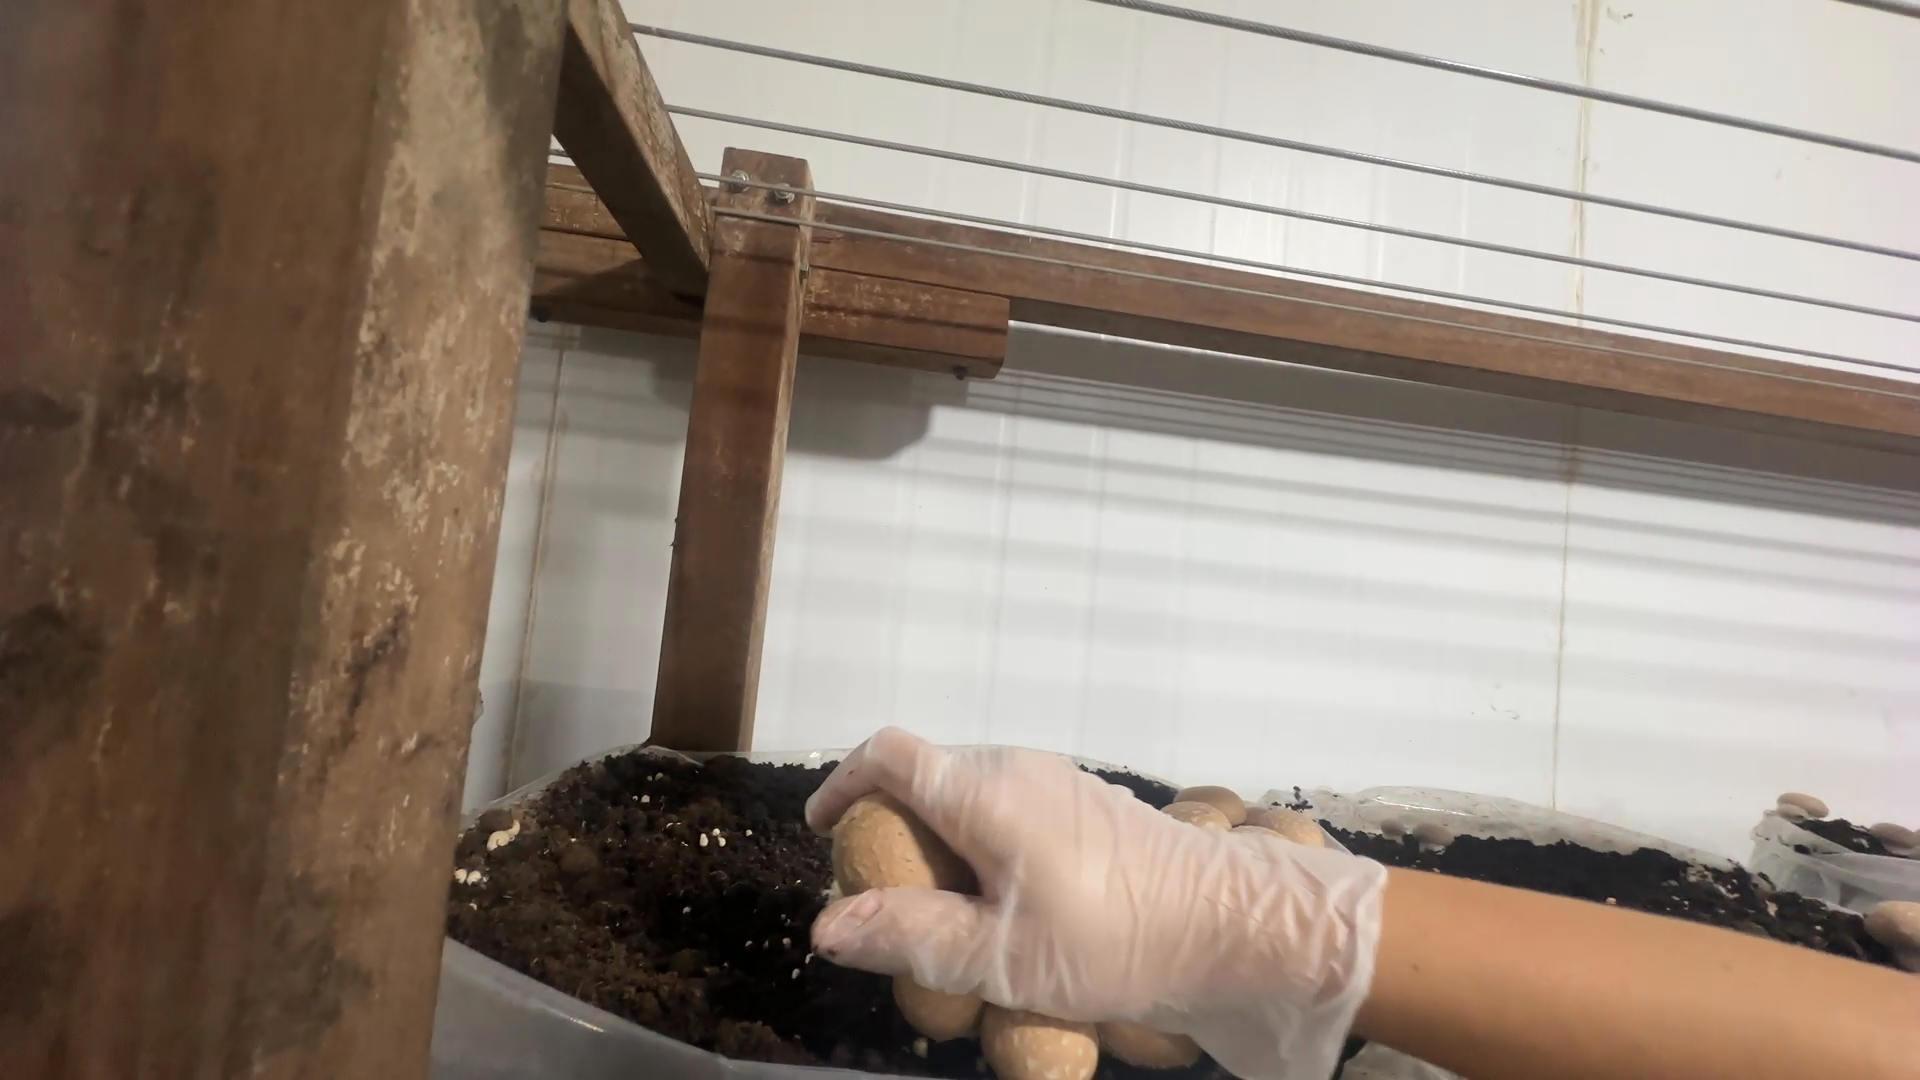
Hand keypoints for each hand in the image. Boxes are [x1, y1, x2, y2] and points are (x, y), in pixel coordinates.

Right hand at [806, 728, 1386, 1079]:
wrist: (1226, 922)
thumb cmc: (1112, 936)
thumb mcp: (1002, 953)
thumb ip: (910, 933)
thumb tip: (824, 926)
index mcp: (986, 788)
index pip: (890, 752)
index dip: (843, 780)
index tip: (822, 828)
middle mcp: (1013, 763)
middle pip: (924, 772)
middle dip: (888, 822)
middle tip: (885, 893)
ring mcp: (1050, 773)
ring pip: (964, 785)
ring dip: (934, 832)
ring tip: (942, 903)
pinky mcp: (1076, 794)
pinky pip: (1001, 796)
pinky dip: (973, 832)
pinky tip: (999, 891)